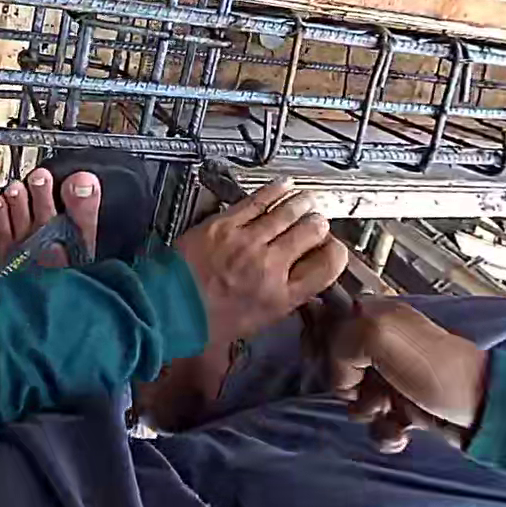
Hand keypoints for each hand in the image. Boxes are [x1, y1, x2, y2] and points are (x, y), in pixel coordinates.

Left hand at [174, 178, 346, 345]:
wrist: (170, 307)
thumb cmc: (209, 321)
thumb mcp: (258, 321)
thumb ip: (283, 297)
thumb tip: (298, 278)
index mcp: (283, 296)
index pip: (327, 267)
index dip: (335, 252)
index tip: (331, 247)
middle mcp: (272, 266)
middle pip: (311, 234)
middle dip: (317, 225)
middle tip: (316, 221)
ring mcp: (248, 242)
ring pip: (286, 214)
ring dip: (301, 203)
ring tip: (306, 199)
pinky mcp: (225, 224)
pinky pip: (257, 201)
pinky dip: (274, 191)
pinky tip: (284, 185)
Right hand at [325, 298, 489, 452]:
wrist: (487, 412)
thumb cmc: (435, 368)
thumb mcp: (378, 337)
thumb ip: (341, 342)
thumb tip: (339, 374)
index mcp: (375, 314)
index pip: (329, 320)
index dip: (321, 342)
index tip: (324, 361)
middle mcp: (382, 342)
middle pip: (338, 362)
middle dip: (344, 382)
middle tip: (359, 389)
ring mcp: (394, 375)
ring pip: (356, 394)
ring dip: (364, 409)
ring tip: (384, 412)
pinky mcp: (407, 406)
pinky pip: (377, 419)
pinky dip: (383, 431)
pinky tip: (396, 433)